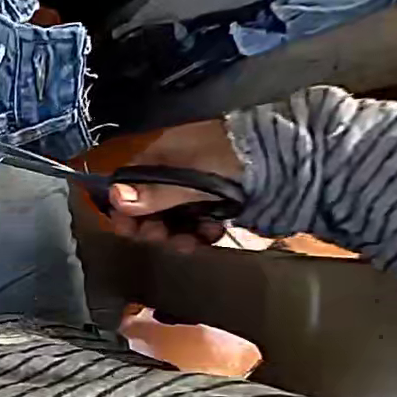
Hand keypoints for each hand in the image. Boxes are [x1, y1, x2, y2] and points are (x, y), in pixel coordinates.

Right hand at [102, 119, 244, 252]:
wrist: (282, 155)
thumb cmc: (229, 159)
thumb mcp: (189, 177)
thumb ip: (153, 192)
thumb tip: (114, 197)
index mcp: (159, 158)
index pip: (128, 187)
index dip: (125, 212)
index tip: (129, 230)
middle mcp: (173, 172)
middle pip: (149, 209)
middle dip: (154, 228)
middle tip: (163, 237)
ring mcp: (195, 187)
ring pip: (173, 220)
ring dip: (178, 236)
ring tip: (192, 241)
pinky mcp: (215, 201)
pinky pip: (197, 222)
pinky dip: (200, 233)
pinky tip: (212, 233)